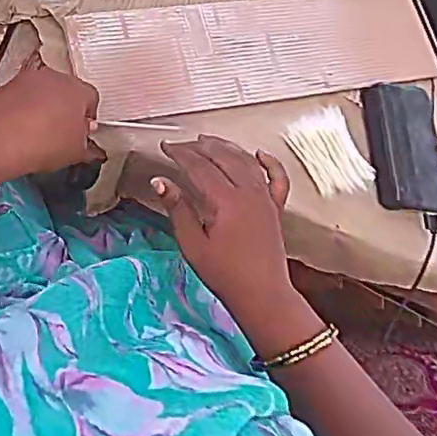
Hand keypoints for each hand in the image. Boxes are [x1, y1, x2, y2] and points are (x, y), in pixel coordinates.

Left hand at [0, 63, 101, 176]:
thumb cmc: (46, 143)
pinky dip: (21, 109)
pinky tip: (17, 129)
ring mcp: (27, 79)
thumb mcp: (76, 152)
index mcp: (79, 90)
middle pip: (66, 91)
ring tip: (36, 133)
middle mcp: (54, 77)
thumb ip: (86, 144)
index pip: (91, 99)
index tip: (82, 133)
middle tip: (60, 133)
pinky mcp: (4, 86)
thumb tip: (86, 141)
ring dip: (41, 107)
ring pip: (41, 92)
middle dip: (65, 109)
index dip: (87, 117)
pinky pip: (20, 97)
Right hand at [151, 136, 294, 317]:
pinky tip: (259, 153)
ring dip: (226, 147)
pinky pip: (276, 178)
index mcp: (226, 201)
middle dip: (199, 147)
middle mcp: (249, 194)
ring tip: (208, 141)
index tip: (166, 147)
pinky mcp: (275, 208)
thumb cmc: (225, 274)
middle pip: (222, 157)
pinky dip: (269, 162)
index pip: (199, 166)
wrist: (263, 295)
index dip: (180, 153)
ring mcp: (265, 199)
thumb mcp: (193, 244)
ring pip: (246, 161)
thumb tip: (160, 182)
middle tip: (181, 144)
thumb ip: (178, 209)